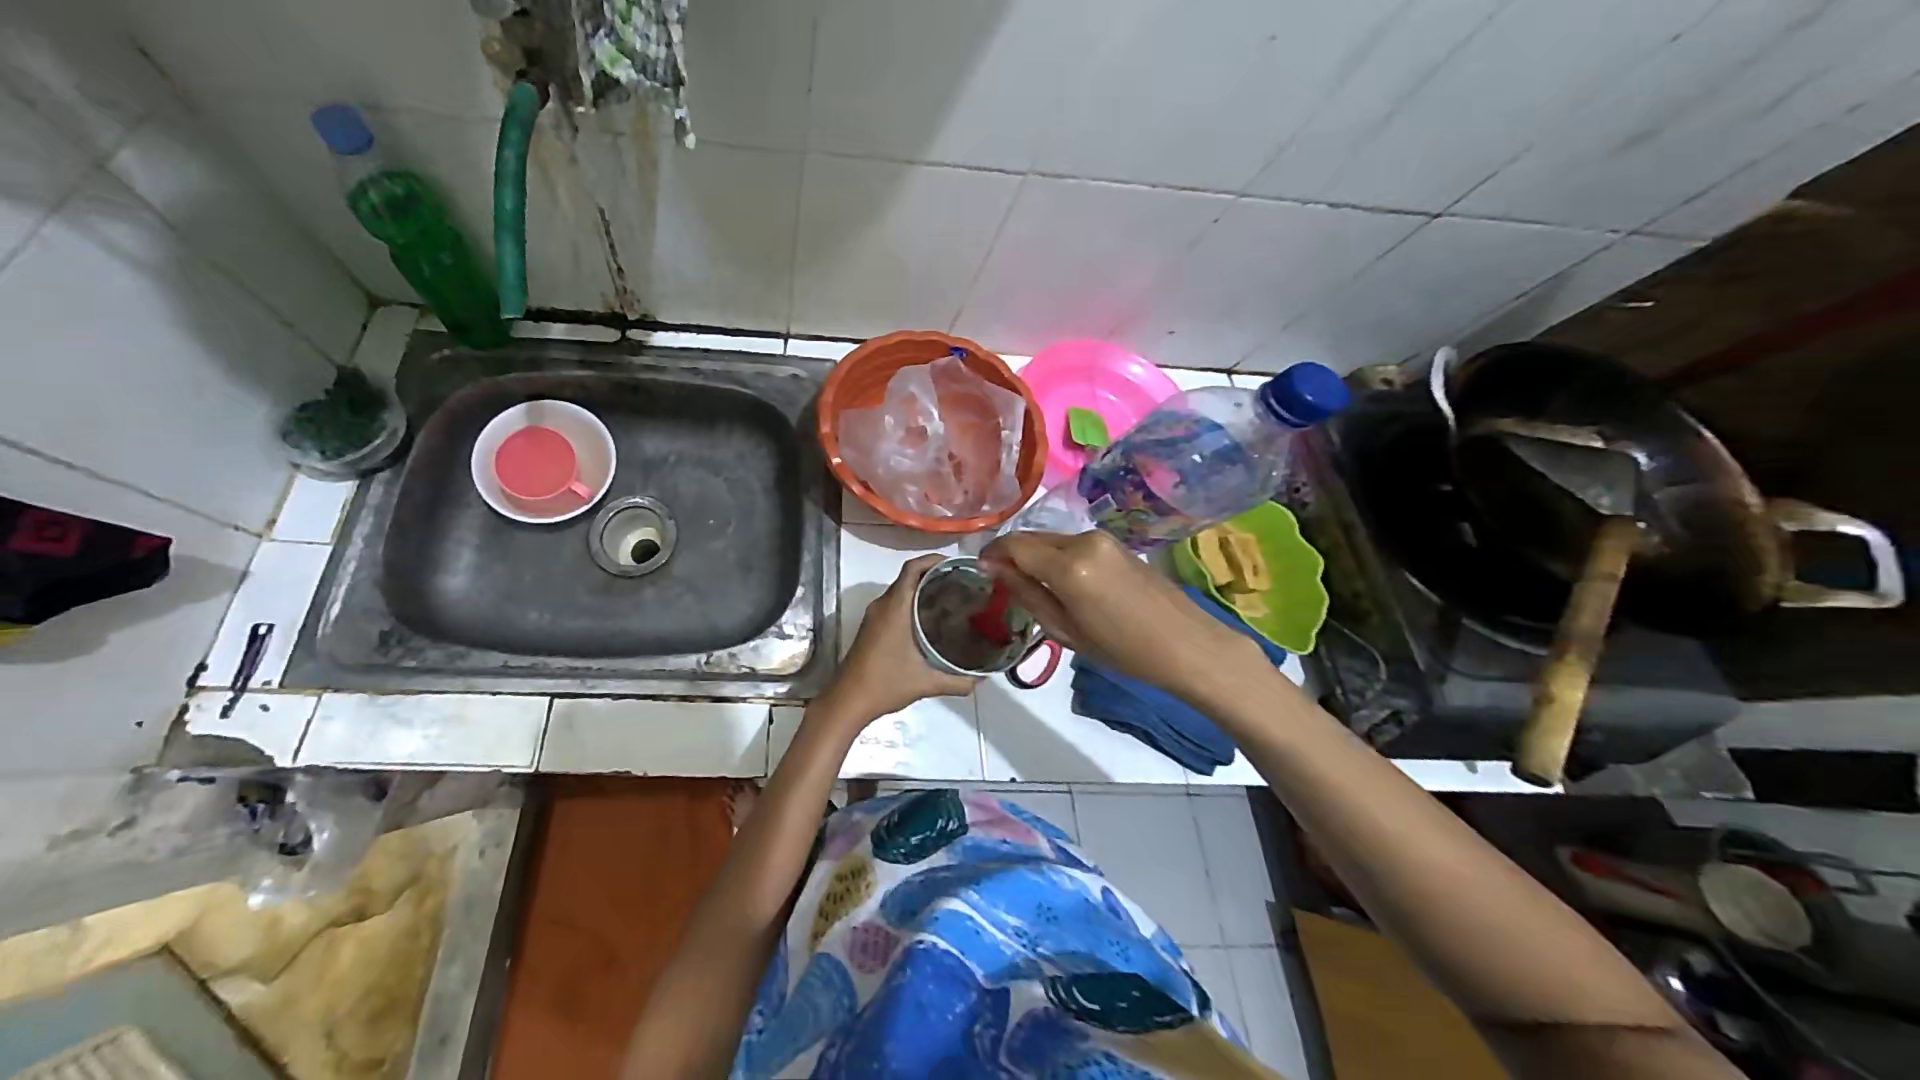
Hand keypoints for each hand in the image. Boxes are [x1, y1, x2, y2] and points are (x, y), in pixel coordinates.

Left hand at [825, 554, 976, 722]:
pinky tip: (930, 619)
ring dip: (921, 589)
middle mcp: (883, 606)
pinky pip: (894, 604)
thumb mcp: (926, 683)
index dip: (933, 560)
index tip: (956, 564)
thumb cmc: (885, 684)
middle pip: (908, 577)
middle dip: (933, 574)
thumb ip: (957, 681)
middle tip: (961, 583)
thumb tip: (982, 680)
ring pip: (900, 591)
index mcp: (895, 608)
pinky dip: (911, 603)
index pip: (912, 568)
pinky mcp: (871, 628)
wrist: (848, 700)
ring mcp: (874, 616)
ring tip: (951, 598)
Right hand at [980, 531, 1264, 695]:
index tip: (981, 571)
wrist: (1186, 645)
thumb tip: (994, 569)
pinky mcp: (1117, 542)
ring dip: (1036, 556)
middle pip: (1032, 538)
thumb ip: (1027, 594)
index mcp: (1068, 565)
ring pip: (1052, 540)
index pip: (1014, 545)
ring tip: (1035, 589)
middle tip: (1004, 583)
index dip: (992, 554)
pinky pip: (1073, 544)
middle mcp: (1083, 540)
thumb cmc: (1123, 650)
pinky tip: (1064, 584)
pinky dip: (1058, 557)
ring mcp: (1102, 538)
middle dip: (1013, 555)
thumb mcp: (1066, 630)